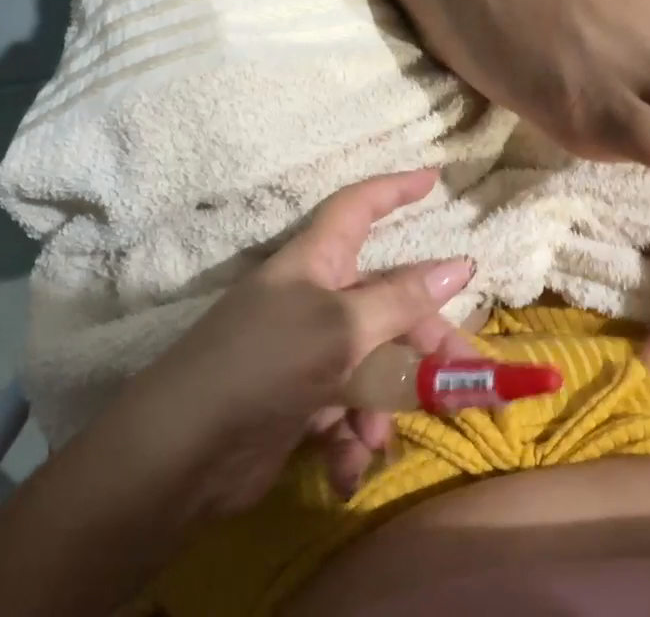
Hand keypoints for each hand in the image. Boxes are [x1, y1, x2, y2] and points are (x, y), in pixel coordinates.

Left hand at [120, 170, 472, 519]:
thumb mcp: (341, 327)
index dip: (394, 190)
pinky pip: (344, 413)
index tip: (434, 179)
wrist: (182, 453)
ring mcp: (306, 355)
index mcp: (317, 263)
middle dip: (426, 348)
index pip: (358, 208)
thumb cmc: (264, 364)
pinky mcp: (298, 404)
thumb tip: (458, 266)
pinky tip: (346, 470)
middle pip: (389, 306)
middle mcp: (315, 301)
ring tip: (374, 441)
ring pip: (373, 368)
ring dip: (381, 409)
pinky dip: (350, 442)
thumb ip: (402, 300)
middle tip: (467, 383)